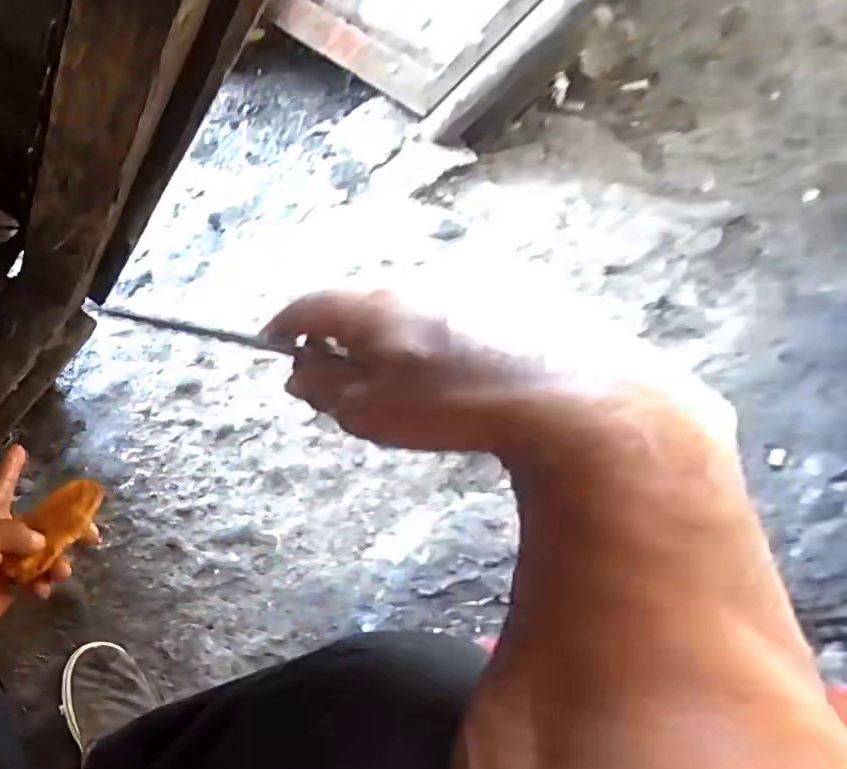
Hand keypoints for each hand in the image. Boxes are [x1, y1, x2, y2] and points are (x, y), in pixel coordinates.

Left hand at [0, 446, 72, 632]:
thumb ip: (16, 533)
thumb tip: (42, 542)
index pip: (4, 485)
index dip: (12, 468)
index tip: (20, 449)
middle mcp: (4, 531)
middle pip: (43, 522)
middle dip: (69, 527)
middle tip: (92, 535)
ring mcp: (12, 557)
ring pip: (47, 552)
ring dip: (59, 561)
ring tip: (62, 572)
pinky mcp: (16, 581)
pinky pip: (39, 576)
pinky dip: (44, 582)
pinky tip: (41, 591)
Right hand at [264, 287, 733, 455]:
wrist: (574, 397)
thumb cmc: (453, 408)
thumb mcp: (367, 412)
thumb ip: (322, 388)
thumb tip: (298, 372)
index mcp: (372, 307)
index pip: (306, 306)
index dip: (281, 327)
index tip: (272, 346)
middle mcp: (413, 280)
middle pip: (352, 303)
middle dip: (333, 336)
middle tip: (333, 375)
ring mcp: (463, 279)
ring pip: (398, 304)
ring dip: (379, 334)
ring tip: (394, 377)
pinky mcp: (506, 289)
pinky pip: (440, 306)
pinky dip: (422, 332)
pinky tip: (446, 367)